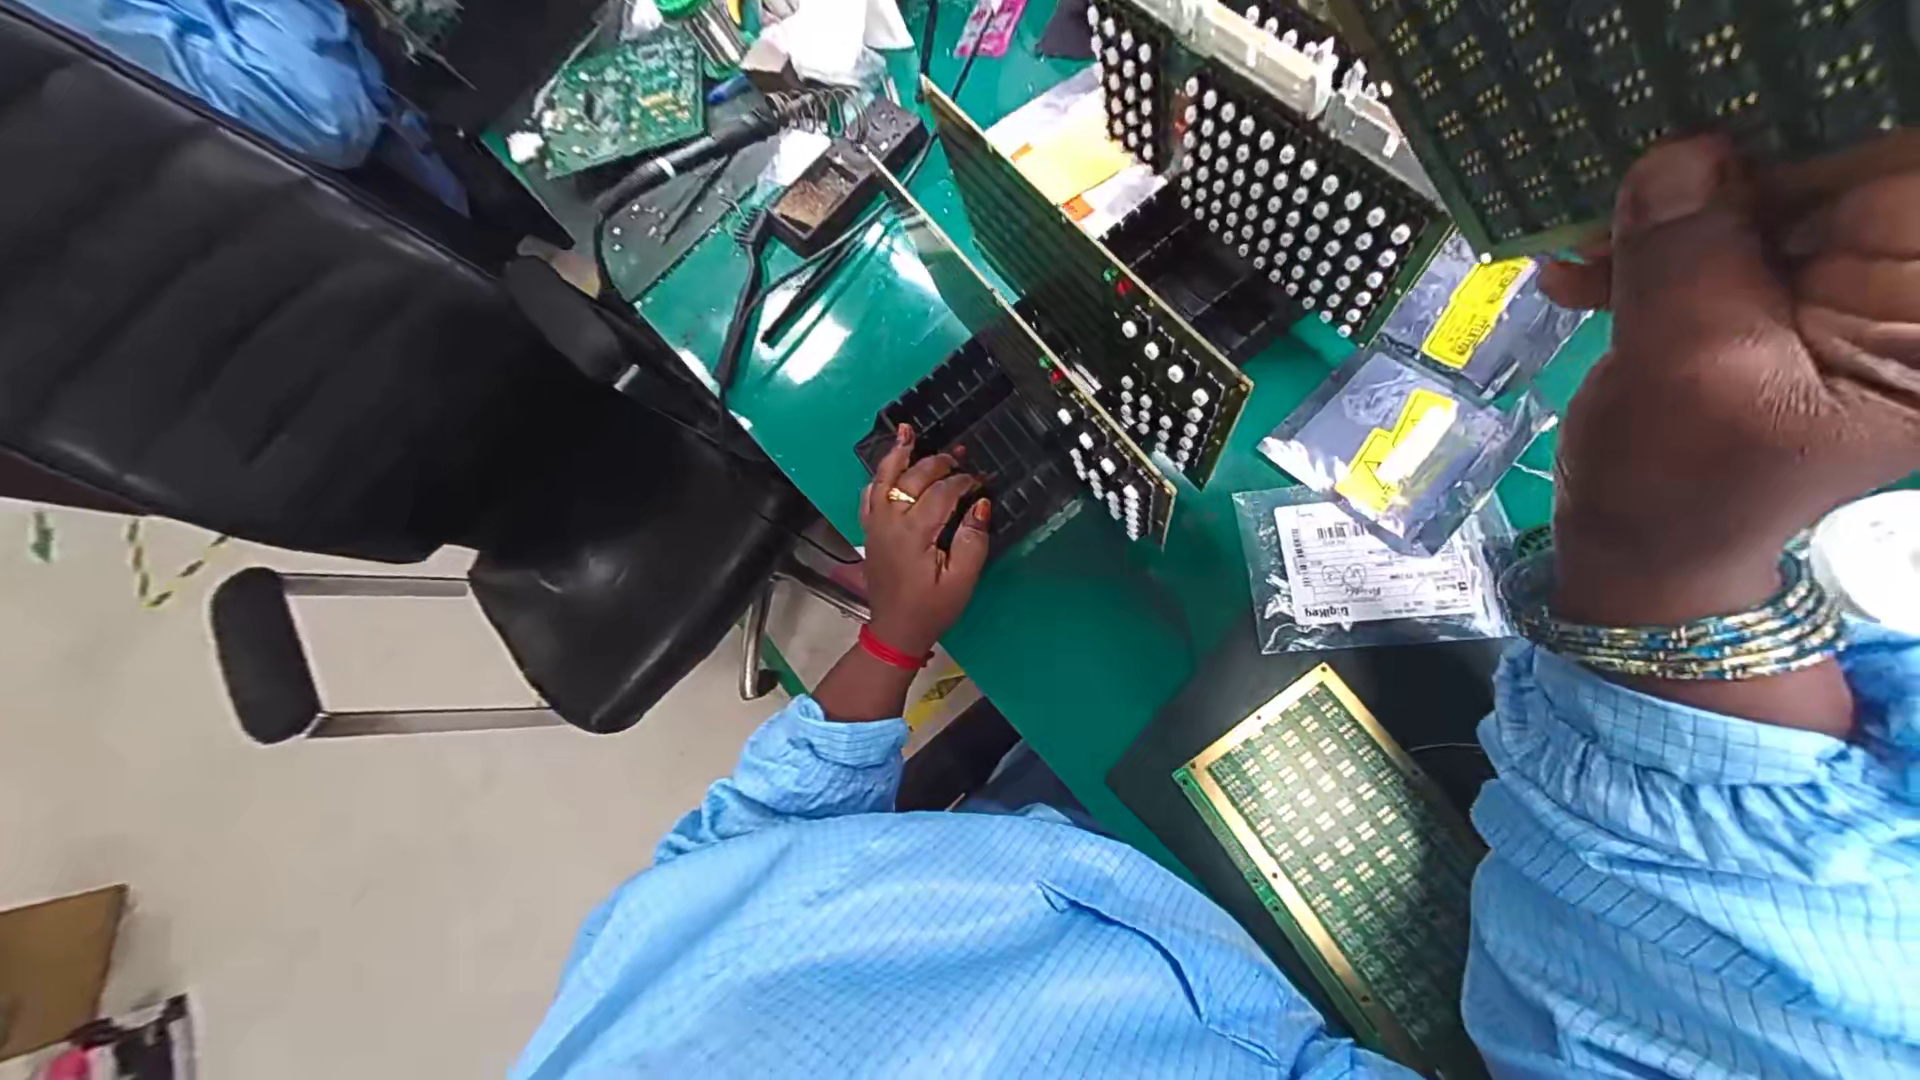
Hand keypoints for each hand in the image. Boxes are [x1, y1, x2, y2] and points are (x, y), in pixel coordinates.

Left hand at [858, 424, 990, 655]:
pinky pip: (868, 495)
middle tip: (958, 456)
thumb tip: (980, 503)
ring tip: (908, 433)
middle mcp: (889, 522)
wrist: (896, 630)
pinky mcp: (869, 531)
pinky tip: (887, 465)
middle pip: (912, 479)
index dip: (962, 482)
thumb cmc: (932, 608)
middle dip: (936, 463)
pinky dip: (878, 475)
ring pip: (883, 480)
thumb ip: (973, 540)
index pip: (940, 493)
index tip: (980, 480)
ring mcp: (875, 525)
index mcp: (914, 533)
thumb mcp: (962, 580)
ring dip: (898, 455)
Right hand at [1539, 135, 1919, 627]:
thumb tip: (1675, 156)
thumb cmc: (1672, 481)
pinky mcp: (1766, 304)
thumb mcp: (1683, 373)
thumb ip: (1686, 263)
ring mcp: (1837, 294)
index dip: (1809, 140)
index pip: (1900, 175)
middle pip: (1835, 181)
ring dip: (1658, 226)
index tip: (1703, 130)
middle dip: (1716, 186)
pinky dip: (1641, 257)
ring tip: (1579, 255)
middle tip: (1614, 198)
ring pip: (1757, 211)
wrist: (1637, 543)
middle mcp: (1909, 286)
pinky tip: (1581, 274)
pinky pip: (1712, 251)